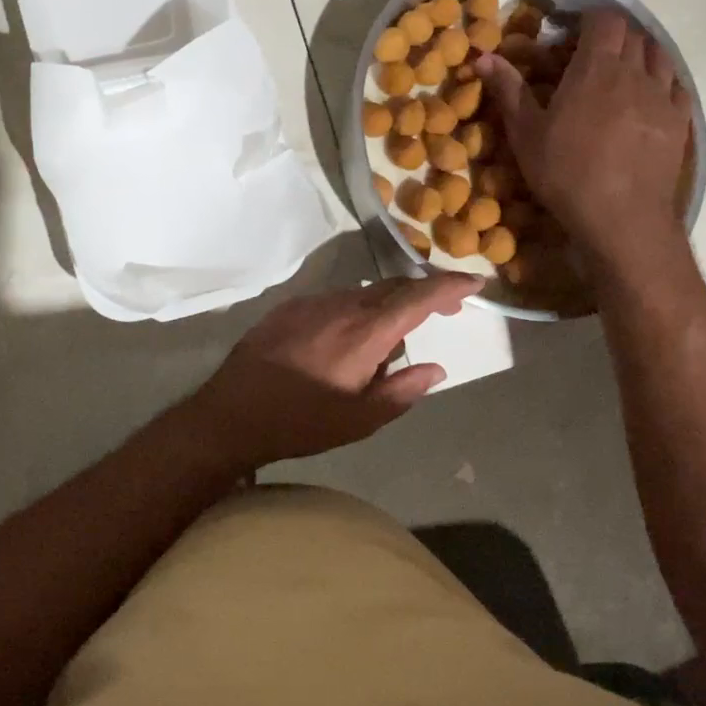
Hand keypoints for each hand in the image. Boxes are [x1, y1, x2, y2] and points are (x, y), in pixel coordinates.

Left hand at [177, 274, 482, 468]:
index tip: (475, 282)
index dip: (450, 286)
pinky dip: (352, 312)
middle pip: (391, 288)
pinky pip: (332, 301)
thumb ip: (402, 391)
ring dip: (384, 307)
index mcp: (365, 333)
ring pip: (360, 294)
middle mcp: (340, 307)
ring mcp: (309, 304)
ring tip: (387, 343)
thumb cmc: (300, 423)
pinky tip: (344, 342)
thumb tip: (434, 369)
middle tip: (442, 313)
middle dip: (422, 294)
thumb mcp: (359, 420)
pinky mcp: (285, 309)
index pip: (418, 297)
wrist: (230, 414)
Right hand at [477, 9, 692, 276]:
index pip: (605, 20)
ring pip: (658, 55)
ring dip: (640, 53)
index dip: (590, 19)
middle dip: (613, 35)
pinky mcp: (680, 119)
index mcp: (596, 69)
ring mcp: (663, 95)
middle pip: (633, 34)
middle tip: (590, 54)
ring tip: (621, 71)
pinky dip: (660, 80)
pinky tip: (647, 97)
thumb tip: (483, 56)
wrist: (621, 217)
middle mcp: (635, 72)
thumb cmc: (565, 173)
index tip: (573, 32)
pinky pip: (675, 84)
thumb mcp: (525, 134)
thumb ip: (509, 90)